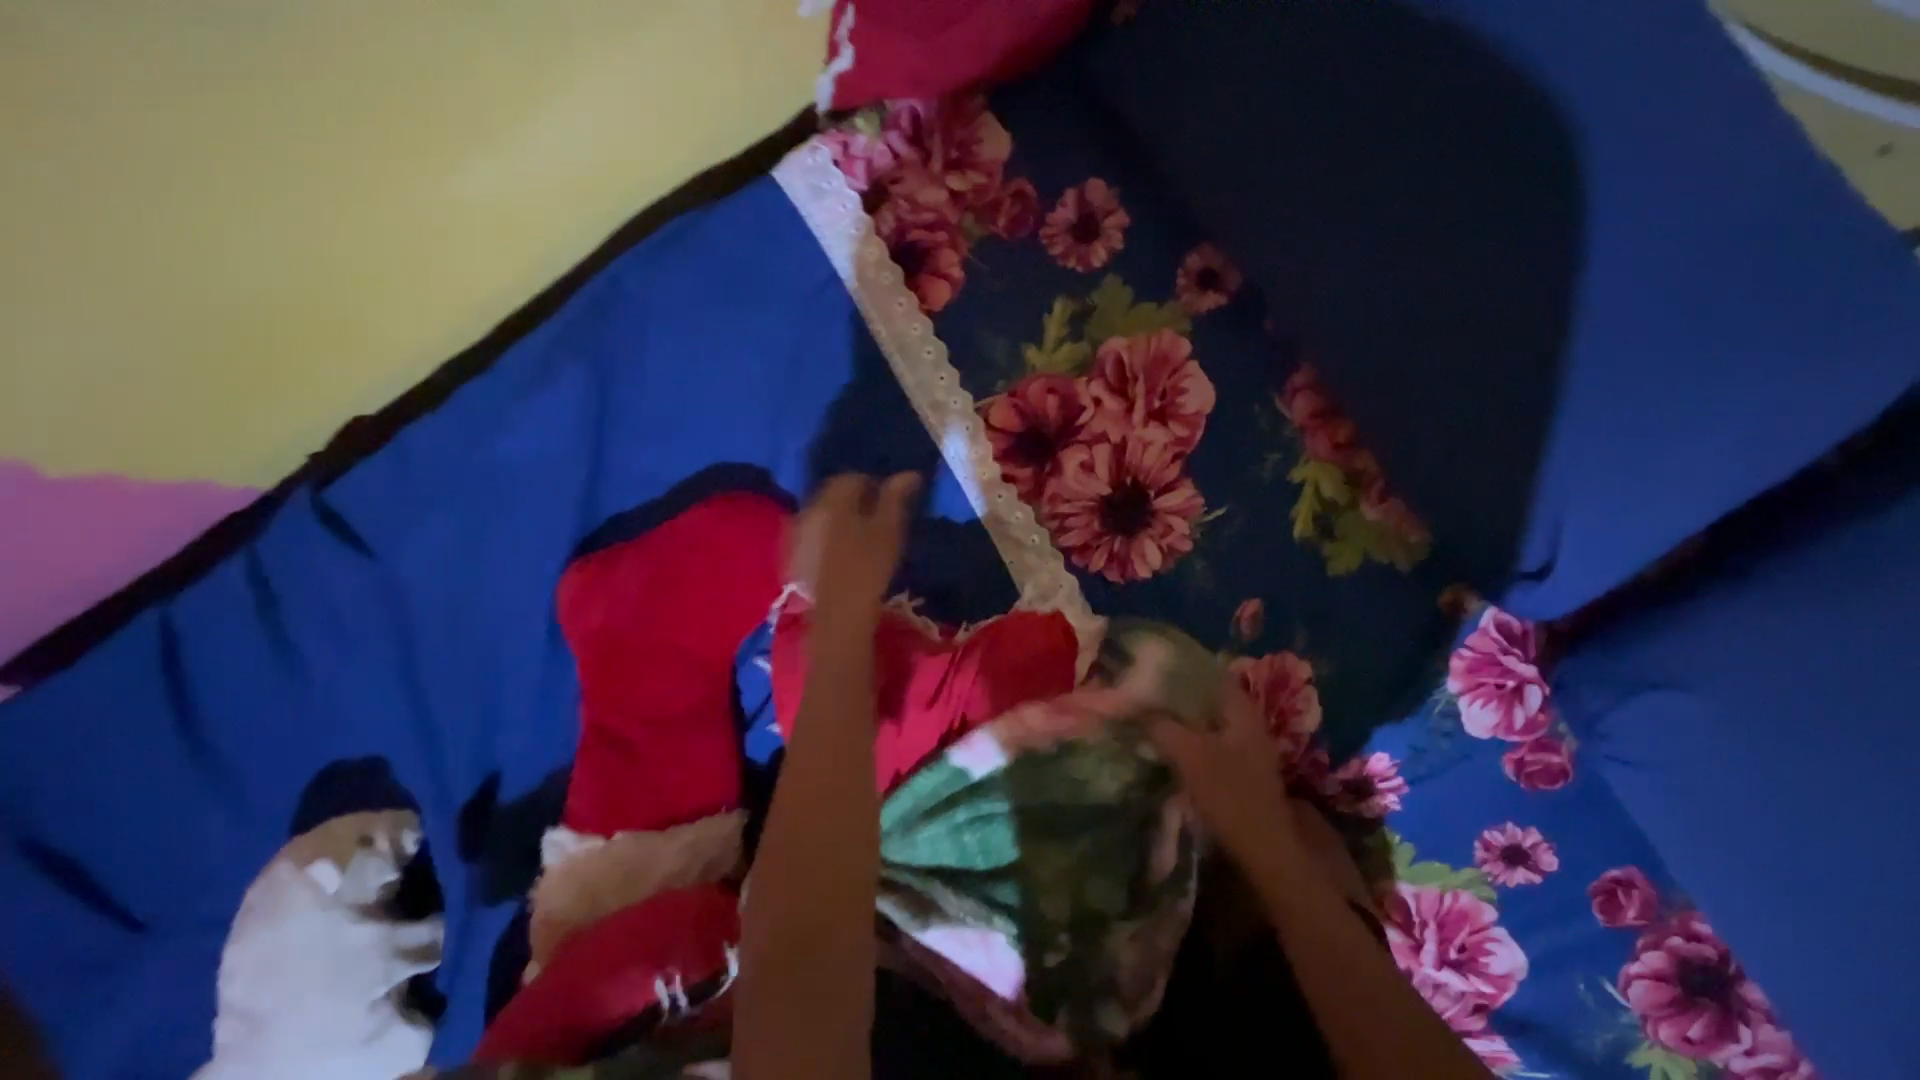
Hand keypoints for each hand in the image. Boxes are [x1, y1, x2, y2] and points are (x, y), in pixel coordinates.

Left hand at [793, 472, 920, 642]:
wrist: (836, 614)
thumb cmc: (868, 567)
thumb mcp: (889, 530)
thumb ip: (896, 498)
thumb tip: (910, 473)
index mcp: (834, 496)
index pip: (854, 477)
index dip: (874, 487)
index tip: (890, 504)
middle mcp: (810, 506)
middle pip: (833, 494)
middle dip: (853, 501)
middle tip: (875, 519)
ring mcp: (795, 531)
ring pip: (820, 514)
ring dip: (837, 519)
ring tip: (856, 538)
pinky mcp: (790, 554)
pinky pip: (810, 535)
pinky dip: (823, 537)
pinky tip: (836, 554)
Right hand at [1147, 675, 1303, 875]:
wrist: (1264, 847)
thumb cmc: (1229, 794)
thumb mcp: (1189, 755)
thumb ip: (1161, 727)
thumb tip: (1134, 707)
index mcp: (1243, 711)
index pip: (1210, 674)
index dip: (1181, 670)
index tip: (1150, 670)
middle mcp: (1249, 724)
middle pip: (1208, 700)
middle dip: (1176, 697)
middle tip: (1142, 695)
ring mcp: (1247, 749)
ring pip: (1207, 724)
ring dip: (1180, 722)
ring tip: (1147, 720)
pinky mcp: (1240, 772)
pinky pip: (1209, 746)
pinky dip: (1188, 742)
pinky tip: (1166, 750)